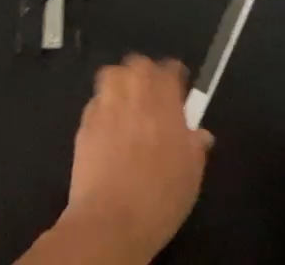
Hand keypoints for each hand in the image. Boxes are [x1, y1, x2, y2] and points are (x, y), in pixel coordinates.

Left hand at [61, 55, 214, 260]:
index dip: (175, 74)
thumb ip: (196, 147)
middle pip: (137, 64)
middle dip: (146, 72)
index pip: (170, 70)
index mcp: (164, 105)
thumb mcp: (191, 176)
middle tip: (153, 93)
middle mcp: (134, 97)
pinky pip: (95, 102)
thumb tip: (200, 134)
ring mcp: (105, 108)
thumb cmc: (159, 199)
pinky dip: (103, 106)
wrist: (111, 221)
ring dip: (121, 81)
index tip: (178, 86)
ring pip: (111, 74)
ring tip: (128, 101)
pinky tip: (109, 126)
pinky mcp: (84, 124)